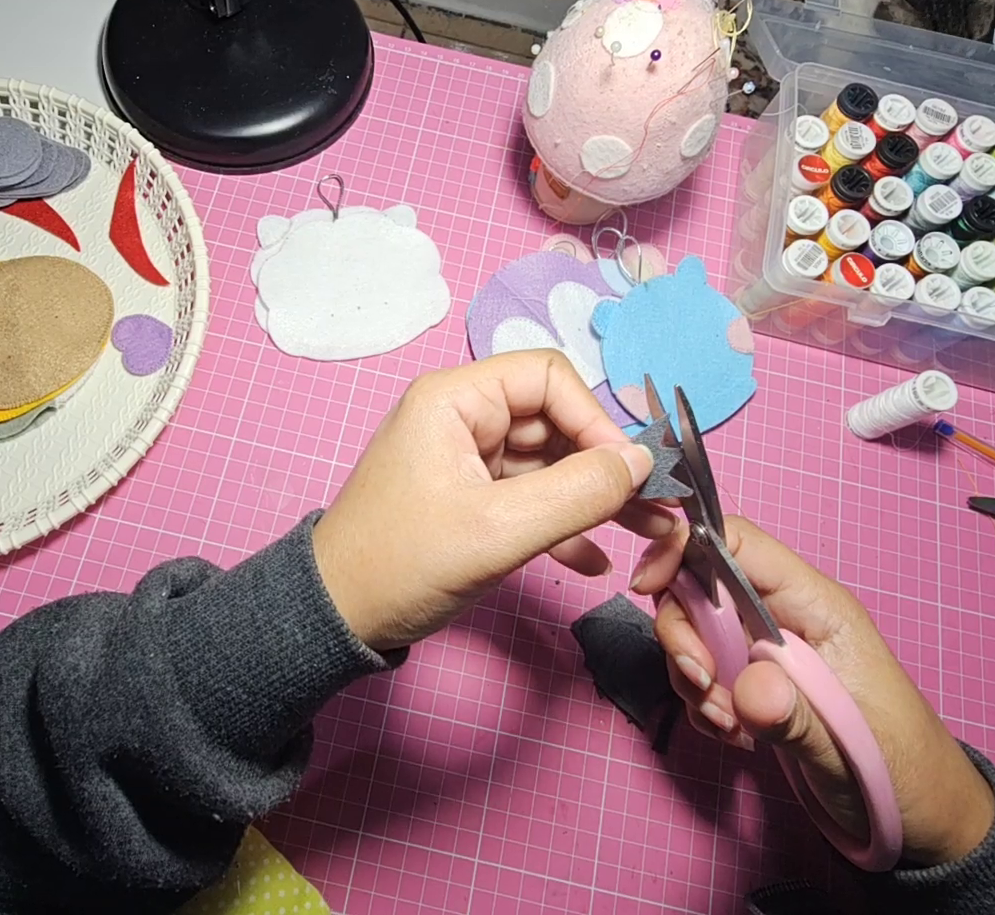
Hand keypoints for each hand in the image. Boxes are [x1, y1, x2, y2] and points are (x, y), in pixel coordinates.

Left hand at [314, 351, 687, 652]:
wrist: (338, 617)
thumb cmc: (403, 563)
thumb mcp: (496, 530)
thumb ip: (576, 493)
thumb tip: (641, 461)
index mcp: (456, 400)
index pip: (547, 378)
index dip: (595, 419)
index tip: (629, 472)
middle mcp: (464, 418)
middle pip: (555, 421)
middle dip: (605, 467)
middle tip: (656, 511)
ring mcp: (468, 458)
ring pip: (550, 463)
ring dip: (595, 499)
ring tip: (647, 537)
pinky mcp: (472, 497)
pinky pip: (530, 496)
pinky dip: (563, 523)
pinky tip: (592, 561)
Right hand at [633, 516, 994, 867]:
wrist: (922, 822)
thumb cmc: (903, 775)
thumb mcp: (848, 752)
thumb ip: (795, 718)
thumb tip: (746, 687)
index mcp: (812, 604)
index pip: (735, 542)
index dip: (682, 547)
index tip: (647, 587)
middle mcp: (780, 613)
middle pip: (698, 586)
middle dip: (682, 635)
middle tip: (702, 686)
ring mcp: (762, 645)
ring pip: (691, 629)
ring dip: (691, 677)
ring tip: (727, 725)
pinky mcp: (749, 676)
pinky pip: (699, 668)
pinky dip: (699, 700)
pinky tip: (733, 734)